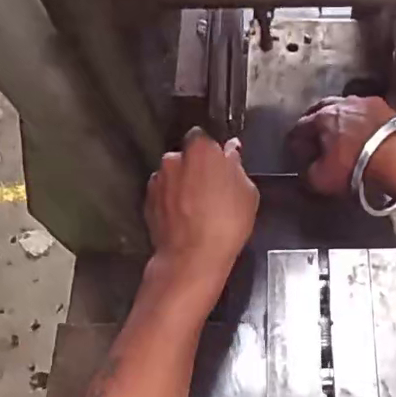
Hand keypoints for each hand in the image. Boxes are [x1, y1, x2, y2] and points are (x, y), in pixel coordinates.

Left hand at [147, 129, 257, 278]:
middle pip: (187, 157)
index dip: (215, 153)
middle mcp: (173, 158)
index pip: (206, 138)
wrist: (192, 258)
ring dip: (183, 186)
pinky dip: (172, 202)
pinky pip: (164, 195)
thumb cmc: (226, 223)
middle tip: (214, 192)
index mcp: (200, 148)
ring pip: (174, 176)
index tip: (224, 168)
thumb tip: (231, 152)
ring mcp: (157, 180)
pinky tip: (186, 220)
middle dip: (198, 169)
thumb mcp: (248, 193)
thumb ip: (237, 166)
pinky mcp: (147, 201)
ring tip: (199, 210)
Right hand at [287, 95, 395, 196]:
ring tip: (342, 132)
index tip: (295, 147)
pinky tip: (365, 132)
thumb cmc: (354, 167)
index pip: (301, 126)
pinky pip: (368, 113)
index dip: (296, 139)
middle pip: (322, 108)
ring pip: (347, 107)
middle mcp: (342, 103)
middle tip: (316, 134)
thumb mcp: (322, 179)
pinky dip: (362, 121)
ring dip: (342, 118)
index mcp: (321, 118)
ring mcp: (366, 102)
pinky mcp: (387, 108)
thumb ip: (309, 174)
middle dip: (316, 121)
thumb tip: (307, 172)